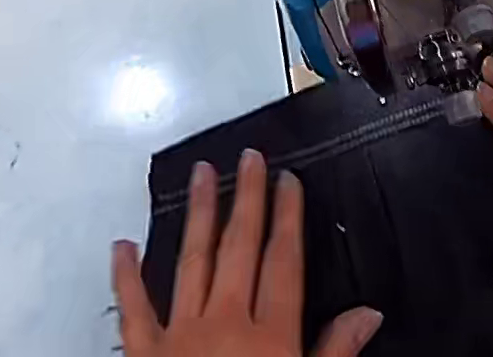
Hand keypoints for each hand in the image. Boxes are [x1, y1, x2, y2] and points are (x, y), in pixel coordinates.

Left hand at [111, 151, 383, 356]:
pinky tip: (121, 246)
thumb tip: (371, 310)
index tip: (287, 177)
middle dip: (248, 199)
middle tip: (249, 156)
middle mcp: (224, 325)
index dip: (287, 215)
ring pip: (193, 263)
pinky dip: (126, 279)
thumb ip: (335, 353)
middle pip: (240, 248)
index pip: (282, 260)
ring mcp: (179, 339)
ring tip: (202, 174)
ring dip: (200, 215)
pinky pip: (133, 314)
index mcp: (267, 336)